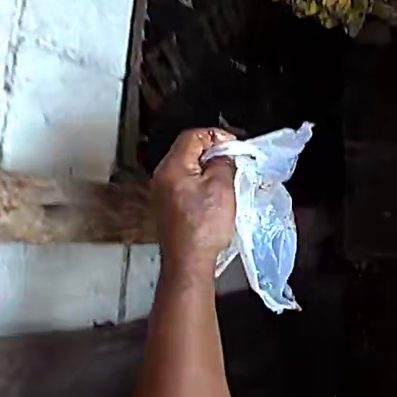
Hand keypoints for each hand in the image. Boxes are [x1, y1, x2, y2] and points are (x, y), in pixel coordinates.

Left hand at [150, 128, 236, 278]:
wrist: (189, 261)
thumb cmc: (204, 227)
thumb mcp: (223, 187)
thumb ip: (224, 162)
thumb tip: (225, 154)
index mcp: (173, 168)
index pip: (192, 135)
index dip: (216, 135)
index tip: (233, 145)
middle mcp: (162, 176)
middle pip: (187, 148)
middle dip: (213, 149)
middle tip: (233, 158)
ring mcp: (162, 191)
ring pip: (186, 165)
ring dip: (208, 165)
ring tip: (228, 175)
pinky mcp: (167, 203)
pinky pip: (184, 181)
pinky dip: (201, 179)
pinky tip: (216, 191)